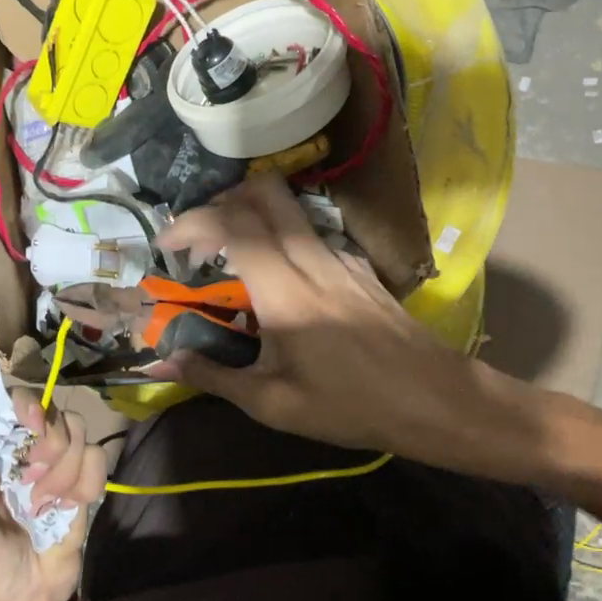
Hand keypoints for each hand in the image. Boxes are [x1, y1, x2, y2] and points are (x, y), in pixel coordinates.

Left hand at [0, 394, 106, 600]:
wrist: (28, 595)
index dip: (17, 405)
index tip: (32, 425)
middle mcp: (13, 445)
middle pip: (41, 405)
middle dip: (48, 439)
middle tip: (34, 478)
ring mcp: (49, 457)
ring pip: (74, 426)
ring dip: (66, 466)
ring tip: (45, 503)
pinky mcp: (79, 475)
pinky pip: (96, 455)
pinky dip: (89, 480)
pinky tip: (69, 506)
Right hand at [146, 174, 544, 478]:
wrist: (439, 401)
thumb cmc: (352, 407)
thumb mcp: (273, 404)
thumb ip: (213, 377)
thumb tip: (162, 362)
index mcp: (284, 291)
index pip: (232, 224)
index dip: (190, 223)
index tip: (166, 245)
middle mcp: (311, 259)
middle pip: (262, 193)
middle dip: (218, 203)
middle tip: (195, 239)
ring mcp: (339, 256)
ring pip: (287, 206)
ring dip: (247, 214)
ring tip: (224, 253)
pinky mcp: (356, 264)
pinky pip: (307, 229)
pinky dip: (275, 233)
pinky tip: (270, 274)